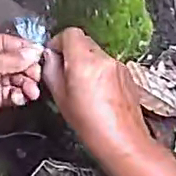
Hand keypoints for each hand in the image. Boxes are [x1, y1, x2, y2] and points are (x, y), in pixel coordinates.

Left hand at [0, 34, 44, 140]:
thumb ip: (14, 58)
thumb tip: (32, 52)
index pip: (5, 42)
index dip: (22, 48)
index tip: (37, 54)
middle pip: (12, 61)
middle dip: (26, 68)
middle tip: (35, 75)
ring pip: (14, 78)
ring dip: (26, 83)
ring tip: (31, 90)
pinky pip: (11, 93)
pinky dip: (18, 95)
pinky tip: (20, 98)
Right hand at [45, 28, 175, 175]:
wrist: (123, 142)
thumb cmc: (92, 126)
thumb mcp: (60, 97)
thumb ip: (51, 70)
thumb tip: (49, 58)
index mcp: (84, 61)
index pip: (69, 33)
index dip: (57, 42)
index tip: (53, 55)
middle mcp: (103, 59)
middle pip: (82, 41)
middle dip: (71, 53)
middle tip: (64, 72)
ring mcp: (118, 66)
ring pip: (95, 53)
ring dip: (85, 63)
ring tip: (80, 88)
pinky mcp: (127, 75)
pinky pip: (107, 65)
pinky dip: (99, 72)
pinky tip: (96, 94)